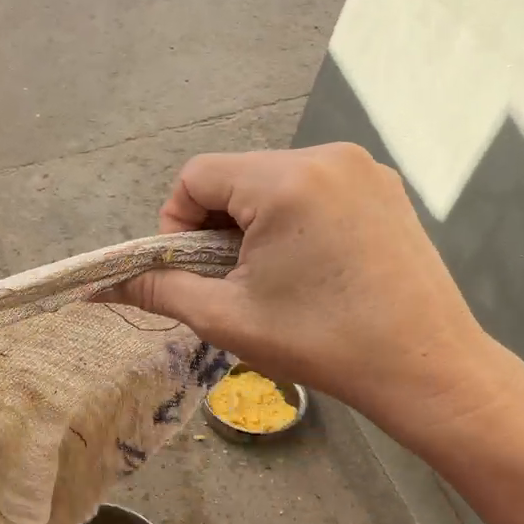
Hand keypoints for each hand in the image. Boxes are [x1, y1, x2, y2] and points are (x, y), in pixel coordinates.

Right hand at [97, 144, 523, 440]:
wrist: (424, 366)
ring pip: (271, 183)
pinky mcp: (385, 190)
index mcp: (286, 181)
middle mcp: (328, 158)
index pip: (196, 175)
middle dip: (213, 225)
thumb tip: (100, 287)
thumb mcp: (222, 317)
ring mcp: (364, 170)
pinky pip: (311, 190)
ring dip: (249, 225)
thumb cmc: (317, 340)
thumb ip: (157, 289)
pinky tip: (304, 268)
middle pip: (233, 175)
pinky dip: (288, 222)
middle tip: (226, 280)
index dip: (175, 222)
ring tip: (266, 278)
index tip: (190, 270)